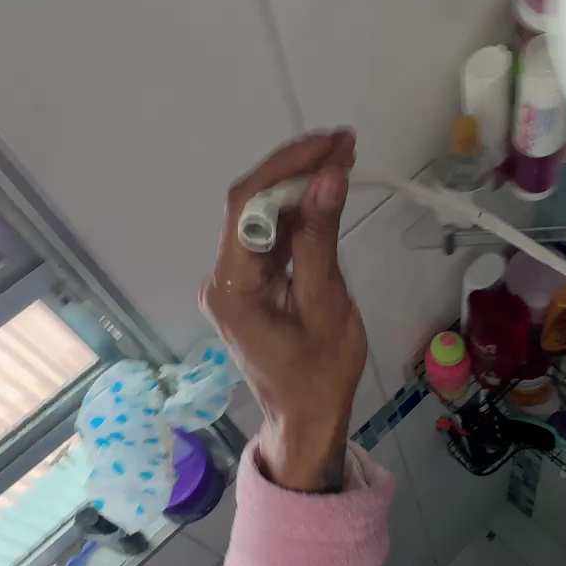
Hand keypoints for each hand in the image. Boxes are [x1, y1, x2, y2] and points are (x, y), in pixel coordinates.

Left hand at [202, 131, 366, 491]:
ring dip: (300, 186)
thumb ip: (321, 237)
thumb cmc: (320, 374)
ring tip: (342, 158)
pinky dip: (298, 214)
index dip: (289, 166)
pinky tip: (326, 193)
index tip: (332, 144)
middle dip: (296, 169)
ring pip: (262, 217)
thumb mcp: (327, 303)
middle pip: (251, 205)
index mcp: (231, 285)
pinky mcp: (249, 285)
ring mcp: (233, 281)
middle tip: (344, 144)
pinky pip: (270, 239)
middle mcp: (221, 276)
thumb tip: (328, 175)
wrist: (307, 421)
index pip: (249, 204)